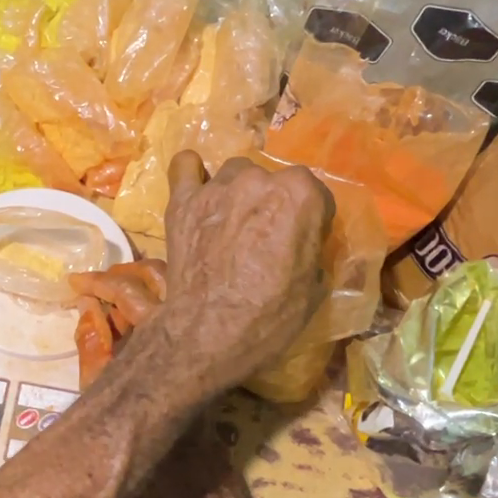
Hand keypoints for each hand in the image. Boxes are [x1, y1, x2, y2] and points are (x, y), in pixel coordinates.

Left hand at [155, 151, 332, 393]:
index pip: (314, 194)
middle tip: (263, 237)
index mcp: (301, 195)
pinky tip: (197, 190)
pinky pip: (185, 166)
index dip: (309, 219)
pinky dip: (192, 175)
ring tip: (230, 223)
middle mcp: (259, 179)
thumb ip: (312, 247)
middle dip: (271, 205)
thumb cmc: (271, 315)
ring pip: (234, 173)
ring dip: (236, 193)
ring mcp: (217, 187)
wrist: (210, 331)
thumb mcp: (315, 285)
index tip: (301, 241)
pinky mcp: (183, 200)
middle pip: (271, 181)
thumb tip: (305, 240)